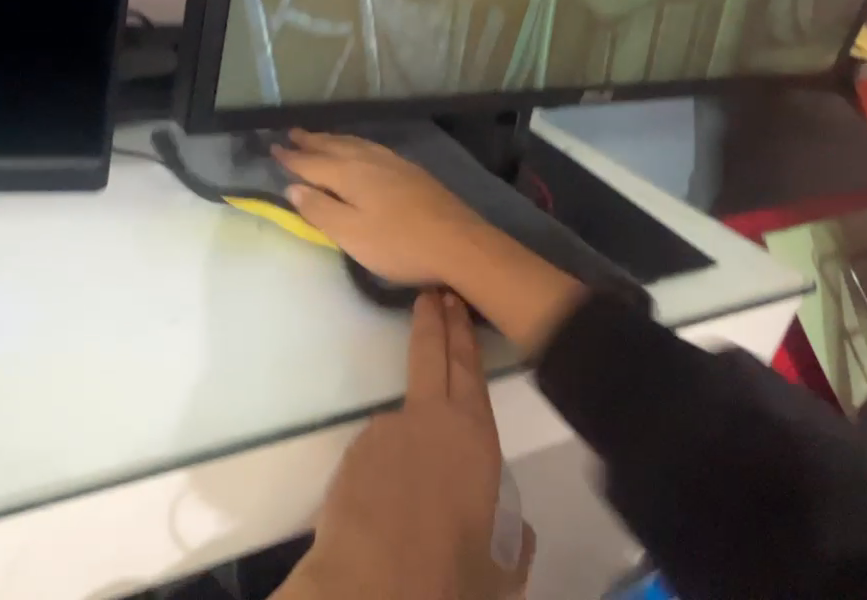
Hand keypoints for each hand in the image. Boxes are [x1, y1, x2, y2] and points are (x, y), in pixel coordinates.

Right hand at [272, 130, 498, 287]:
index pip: (312, 163)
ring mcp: (394, 164)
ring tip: (320, 137)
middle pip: (333, 146)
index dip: (291, 158)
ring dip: (333, 139)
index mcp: (350, 174)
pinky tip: (360, 151)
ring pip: (355, 144)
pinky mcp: (411, 172)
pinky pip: (371, 148)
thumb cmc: (399, 244)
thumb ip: (320, 210)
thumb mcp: (351, 235)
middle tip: (292, 133)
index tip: (273, 148)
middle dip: (311, 141)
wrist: (460, 244)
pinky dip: (355, 145)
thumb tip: (292, 188)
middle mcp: (369, 161)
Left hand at [283, 290, 534, 599]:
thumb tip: (515, 528)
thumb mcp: (504, 564)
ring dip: (412, 439)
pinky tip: (389, 507)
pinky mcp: (351, 453)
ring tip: (418, 493)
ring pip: (402, 425)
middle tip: (431, 294)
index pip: (468, 370)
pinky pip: (377, 456)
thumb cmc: (454, 572)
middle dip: (433, 323)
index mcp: (472, 437)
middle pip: (429, 358)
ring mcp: (383, 432)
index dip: (461, 334)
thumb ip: (512, 536)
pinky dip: (386, 471)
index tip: (453, 301)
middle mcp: (425, 421)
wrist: (373, 585)